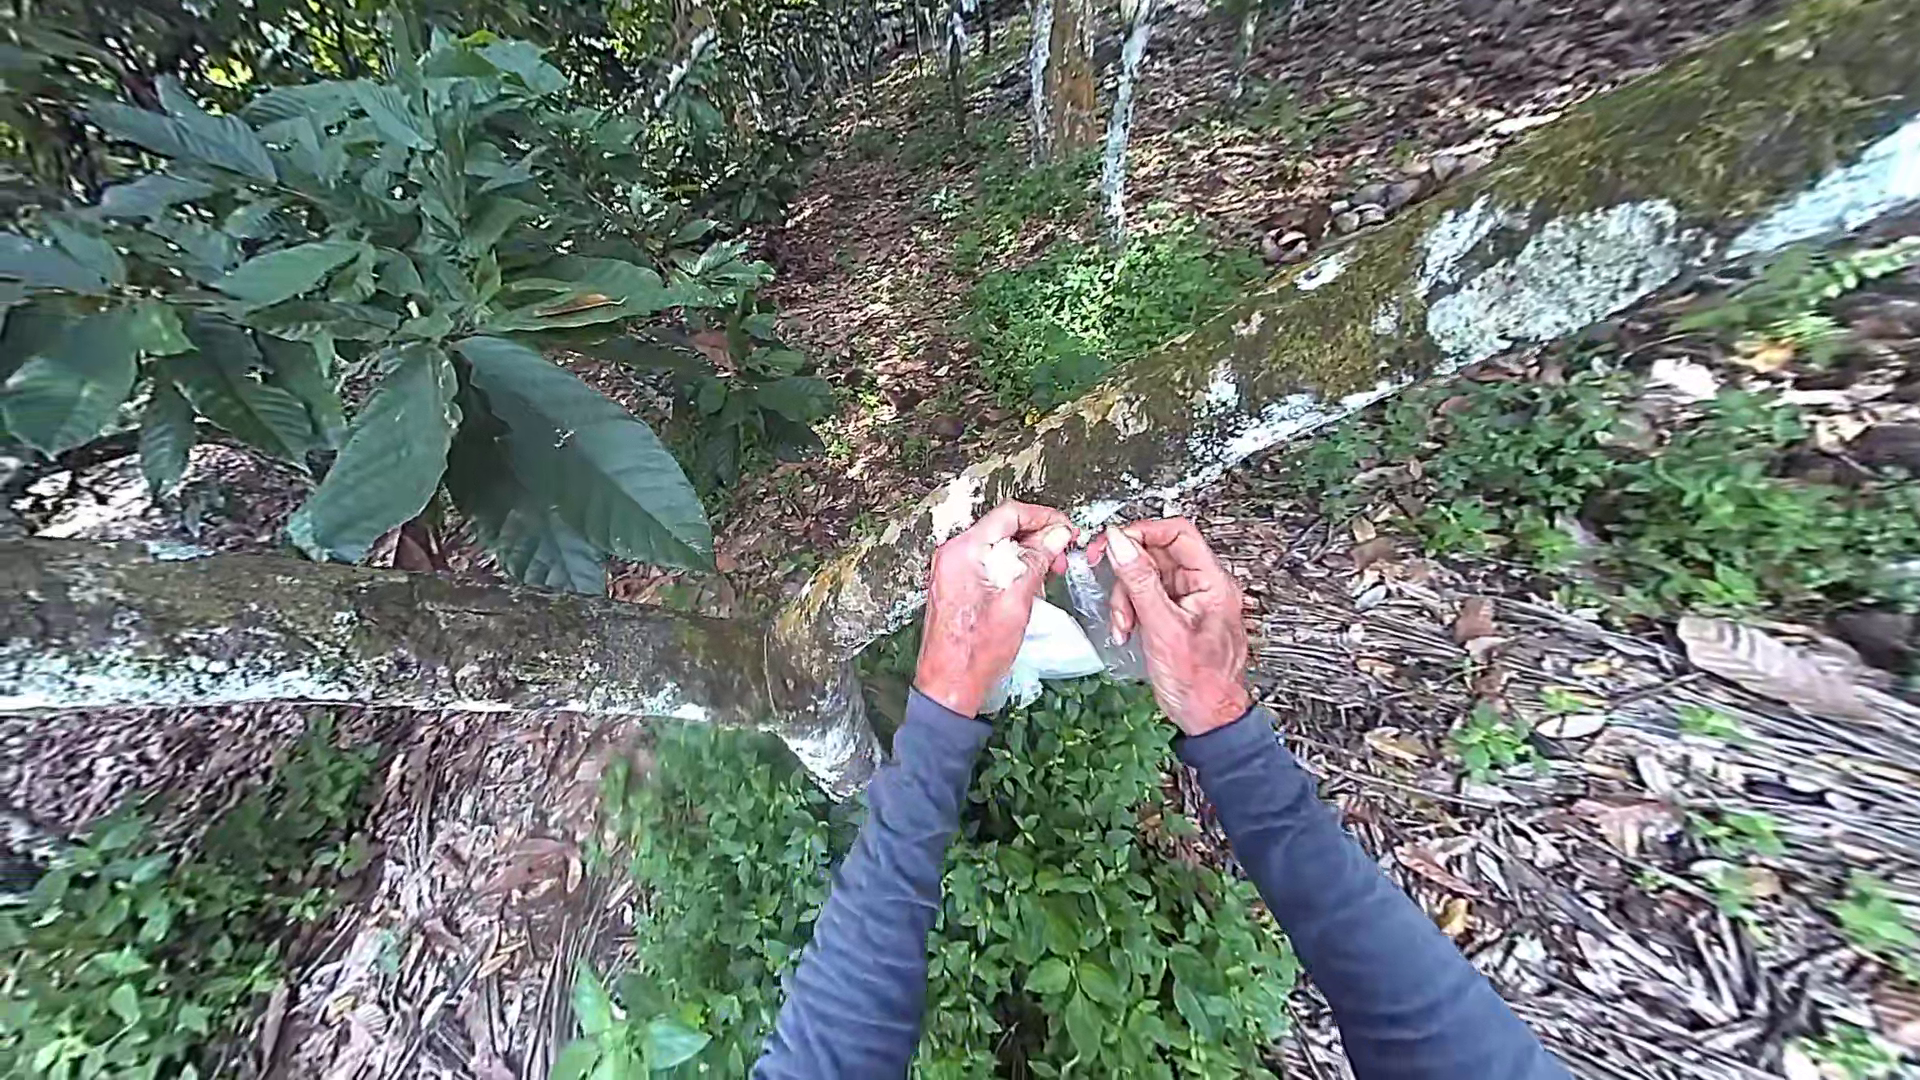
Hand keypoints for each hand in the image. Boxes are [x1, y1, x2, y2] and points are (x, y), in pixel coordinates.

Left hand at [915, 500, 1075, 716]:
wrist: (949, 685)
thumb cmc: (976, 652)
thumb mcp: (1016, 601)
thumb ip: (1036, 561)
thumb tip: (1057, 535)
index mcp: (963, 551)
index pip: (1008, 514)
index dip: (1044, 517)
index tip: (1066, 529)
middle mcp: (951, 553)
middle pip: (1001, 526)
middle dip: (1037, 536)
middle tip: (1062, 552)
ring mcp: (950, 568)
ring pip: (996, 544)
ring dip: (1025, 552)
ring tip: (1049, 570)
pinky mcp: (954, 582)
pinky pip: (986, 560)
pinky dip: (1010, 565)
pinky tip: (1028, 581)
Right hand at [1090, 518, 1251, 735]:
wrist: (1207, 719)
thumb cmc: (1200, 682)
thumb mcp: (1164, 627)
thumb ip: (1140, 582)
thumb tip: (1120, 542)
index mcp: (1211, 582)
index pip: (1177, 533)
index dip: (1142, 532)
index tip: (1113, 542)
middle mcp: (1201, 586)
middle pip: (1155, 554)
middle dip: (1126, 572)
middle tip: (1104, 573)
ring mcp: (1186, 601)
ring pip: (1144, 577)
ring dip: (1124, 597)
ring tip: (1122, 623)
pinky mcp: (1172, 615)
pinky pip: (1144, 598)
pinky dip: (1129, 611)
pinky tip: (1126, 629)